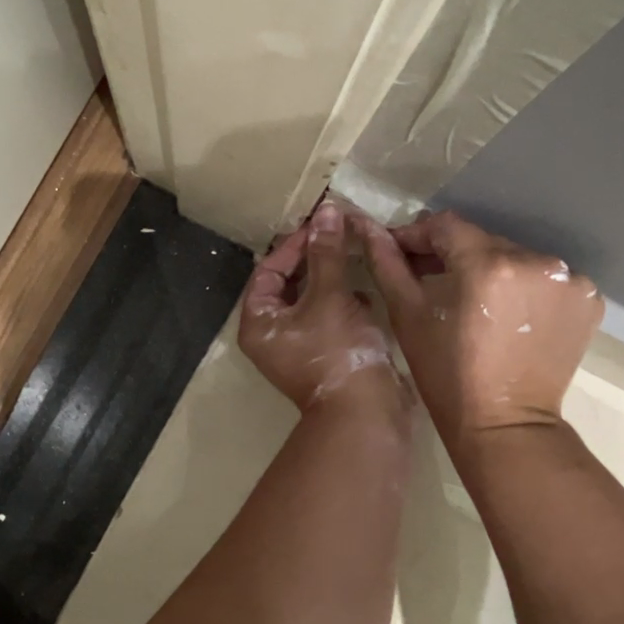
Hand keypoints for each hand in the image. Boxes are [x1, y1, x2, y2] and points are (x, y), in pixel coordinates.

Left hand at [238, 201, 408, 416]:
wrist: (365, 412)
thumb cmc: (337, 350)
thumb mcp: (330, 295)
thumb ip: (327, 253)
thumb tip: (326, 211)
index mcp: (258, 322)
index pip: (268, 270)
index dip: (294, 244)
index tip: (321, 223)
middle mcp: (271, 335)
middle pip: (288, 285)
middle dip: (315, 259)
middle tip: (338, 233)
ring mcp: (297, 347)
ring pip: (311, 301)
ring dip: (332, 279)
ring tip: (353, 254)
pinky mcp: (323, 355)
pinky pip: (328, 319)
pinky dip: (344, 303)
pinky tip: (364, 292)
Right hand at [359, 211, 602, 437]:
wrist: (505, 425)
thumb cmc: (446, 374)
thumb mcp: (408, 316)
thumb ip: (388, 264)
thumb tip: (367, 227)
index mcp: (488, 264)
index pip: (447, 226)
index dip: (418, 235)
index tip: (401, 251)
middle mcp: (537, 261)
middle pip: (483, 242)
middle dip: (454, 255)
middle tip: (429, 278)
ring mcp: (569, 280)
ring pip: (515, 258)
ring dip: (491, 270)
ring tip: (470, 299)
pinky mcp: (587, 299)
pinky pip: (546, 279)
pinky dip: (525, 288)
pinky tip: (508, 313)